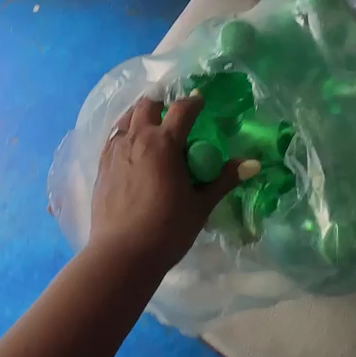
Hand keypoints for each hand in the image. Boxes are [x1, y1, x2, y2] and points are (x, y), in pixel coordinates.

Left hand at [89, 92, 258, 276]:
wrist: (122, 254)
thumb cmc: (167, 230)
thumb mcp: (200, 205)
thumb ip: (224, 180)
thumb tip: (253, 164)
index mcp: (164, 143)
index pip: (182, 109)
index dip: (194, 102)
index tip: (201, 102)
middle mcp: (138, 138)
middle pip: (148, 105)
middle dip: (163, 105)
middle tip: (174, 117)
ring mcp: (116, 150)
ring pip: (127, 117)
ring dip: (141, 115)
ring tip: (151, 128)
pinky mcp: (102, 164)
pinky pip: (114, 136)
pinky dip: (125, 132)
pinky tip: (131, 148)